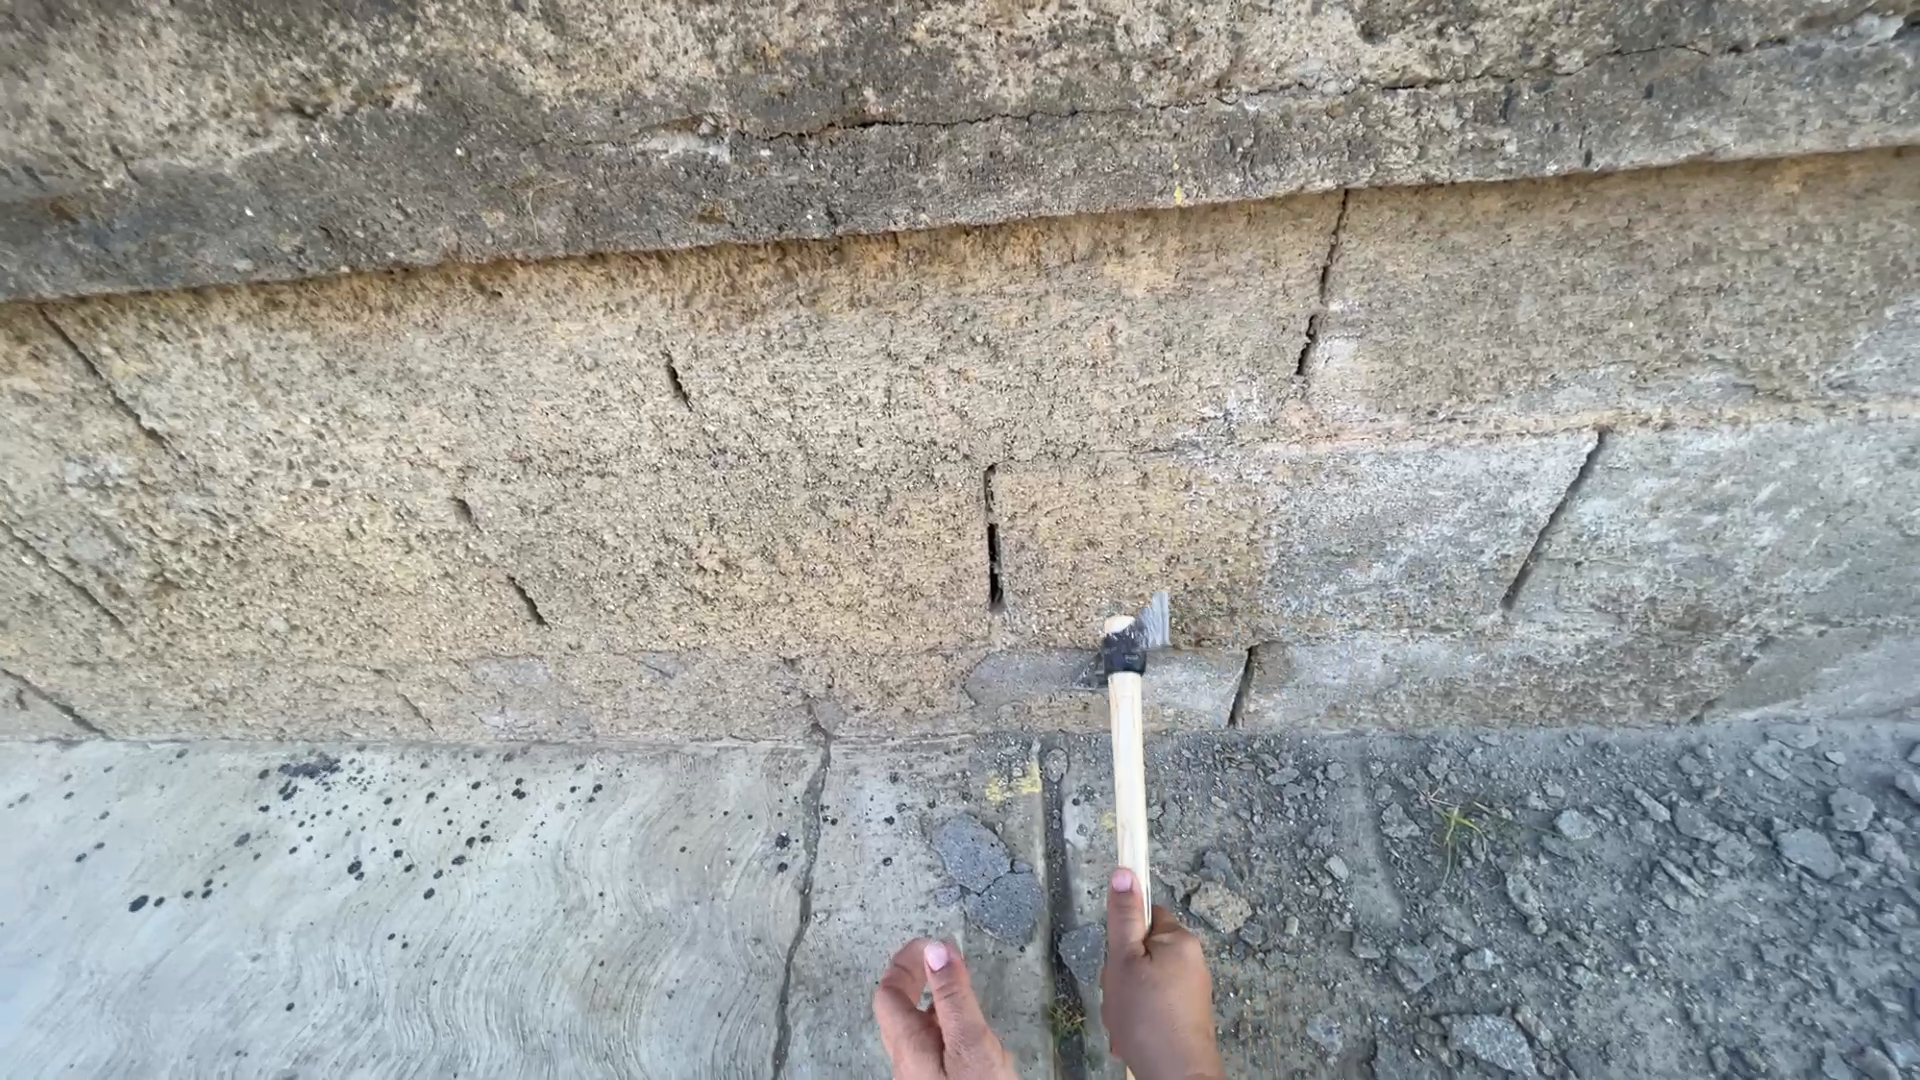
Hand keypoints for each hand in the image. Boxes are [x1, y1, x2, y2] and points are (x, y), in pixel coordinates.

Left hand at [872, 938, 1020, 1079]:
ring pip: (922, 1032)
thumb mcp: (970, 1042)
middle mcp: (908, 1063)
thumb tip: (935, 948)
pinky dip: (954, 1034)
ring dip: (940, 1007)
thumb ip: (953, 996)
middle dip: (920, 979)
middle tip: (946, 961)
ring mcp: (923, 1079)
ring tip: (965, 993)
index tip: (933, 944)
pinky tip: (980, 1044)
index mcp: (908, 1046)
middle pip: (900, 1012)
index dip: (905, 962)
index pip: (887, 993)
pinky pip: (939, 1054)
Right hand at [1101, 868, 1225, 1079]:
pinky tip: (1133, 1034)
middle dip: (1123, 973)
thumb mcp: (1124, 960)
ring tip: (1125, 1019)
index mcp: (1180, 939)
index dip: (1124, 935)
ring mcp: (1191, 990)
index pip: (1144, 915)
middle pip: (1142, 949)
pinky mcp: (1187, 1016)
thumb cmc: (1148, 1016)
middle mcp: (1192, 960)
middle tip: (1120, 995)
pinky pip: (1154, 1003)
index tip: (1119, 959)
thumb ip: (1122, 916)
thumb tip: (1125, 871)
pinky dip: (1140, 1015)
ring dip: (1128, 998)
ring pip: (1145, 979)